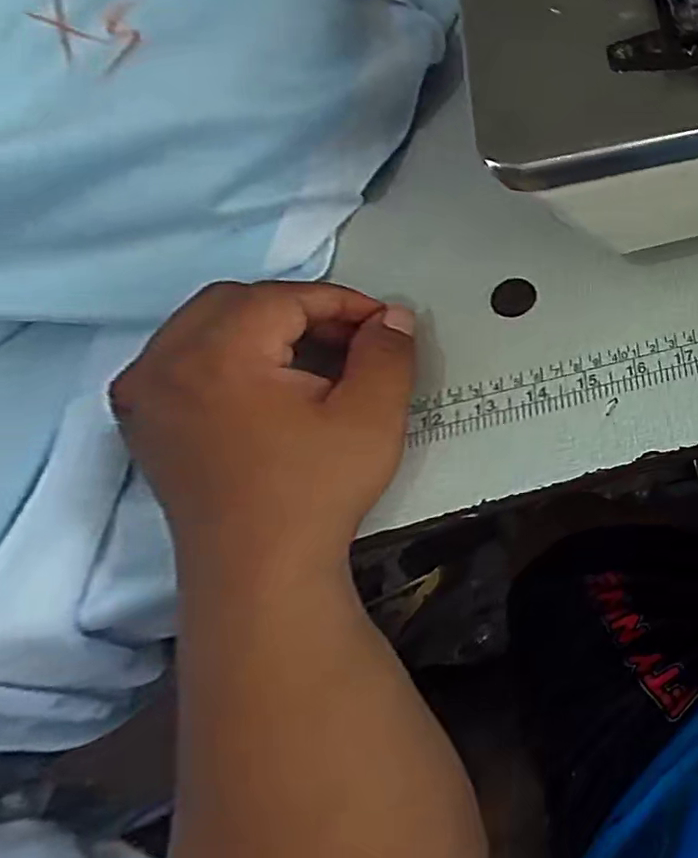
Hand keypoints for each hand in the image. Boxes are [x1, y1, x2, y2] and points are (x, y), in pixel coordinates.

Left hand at [111, 282, 416, 573]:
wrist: (262, 559)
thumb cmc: (319, 484)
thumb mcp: (375, 412)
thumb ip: (387, 353)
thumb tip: (392, 317)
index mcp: (215, 360)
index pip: (280, 298)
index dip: (342, 302)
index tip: (386, 325)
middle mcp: (161, 368)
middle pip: (233, 301)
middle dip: (303, 307)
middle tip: (356, 337)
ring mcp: (144, 395)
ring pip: (206, 325)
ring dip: (270, 327)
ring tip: (325, 359)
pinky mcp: (147, 419)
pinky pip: (188, 356)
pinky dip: (238, 351)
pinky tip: (283, 382)